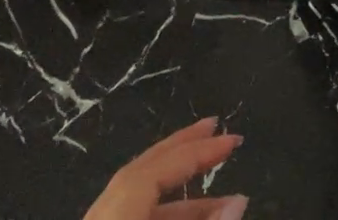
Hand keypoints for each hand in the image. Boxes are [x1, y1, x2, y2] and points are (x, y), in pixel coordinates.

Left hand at [84, 118, 246, 219]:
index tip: (232, 140)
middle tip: (217, 127)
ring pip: (136, 199)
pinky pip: (132, 216)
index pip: (150, 172)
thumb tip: (240, 201)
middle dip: (181, 150)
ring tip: (226, 194)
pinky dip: (165, 212)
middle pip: (136, 174)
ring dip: (181, 190)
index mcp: (110, 219)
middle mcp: (96, 219)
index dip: (193, 152)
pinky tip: (199, 217)